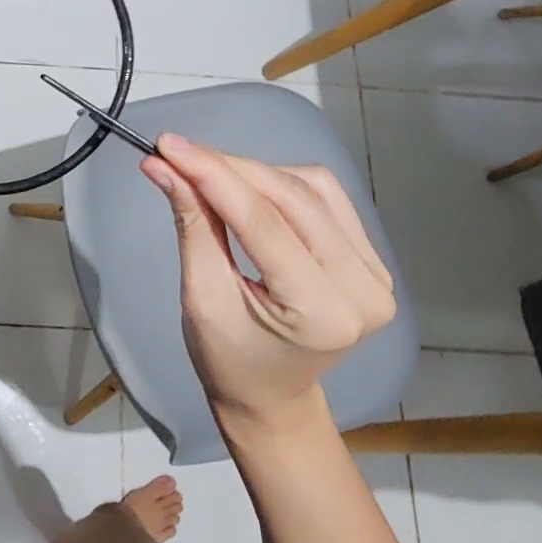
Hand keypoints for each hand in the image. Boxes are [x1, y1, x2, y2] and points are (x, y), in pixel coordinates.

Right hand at [140, 134, 395, 433]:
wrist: (269, 396)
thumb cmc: (227, 359)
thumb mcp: (201, 296)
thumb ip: (192, 225)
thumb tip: (164, 166)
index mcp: (322, 313)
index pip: (262, 222)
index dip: (212, 175)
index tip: (168, 146)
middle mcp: (363, 289)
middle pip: (291, 198)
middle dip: (229, 168)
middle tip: (177, 153)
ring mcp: (377, 273)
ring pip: (312, 188)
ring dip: (256, 172)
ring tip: (209, 175)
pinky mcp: (372, 259)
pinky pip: (326, 198)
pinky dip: (281, 183)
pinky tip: (248, 187)